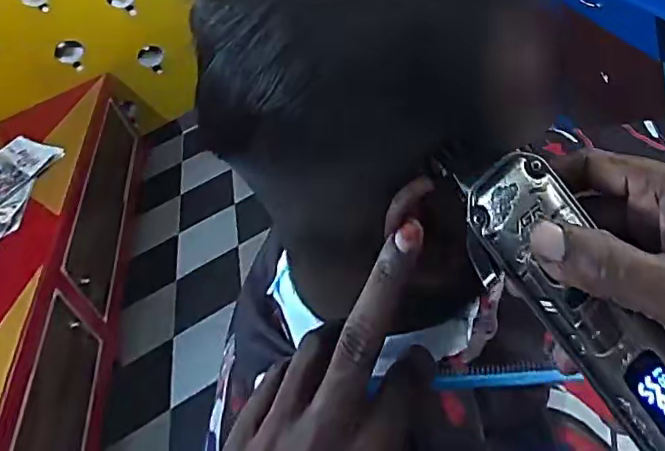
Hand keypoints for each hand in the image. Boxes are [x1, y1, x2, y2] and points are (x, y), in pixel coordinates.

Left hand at [223, 221, 433, 450]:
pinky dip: (293, 372)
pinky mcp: (241, 432)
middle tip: (407, 235)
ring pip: (311, 350)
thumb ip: (393, 443)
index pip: (401, 390)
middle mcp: (318, 433)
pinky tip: (300, 385)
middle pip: (357, 341)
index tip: (423, 355)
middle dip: (386, 281)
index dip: (417, 368)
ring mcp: (273, 428)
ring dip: (335, 340)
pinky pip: (273, 377)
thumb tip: (410, 402)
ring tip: (346, 347)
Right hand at [529, 150, 664, 450]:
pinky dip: (599, 303)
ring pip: (604, 254)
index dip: (548, 177)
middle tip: (511, 264)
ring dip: (576, 276)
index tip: (504, 202)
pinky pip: (623, 288)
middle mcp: (661, 215)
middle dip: (556, 236)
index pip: (591, 166)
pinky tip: (576, 327)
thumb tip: (534, 238)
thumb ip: (607, 266)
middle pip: (592, 212)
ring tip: (537, 301)